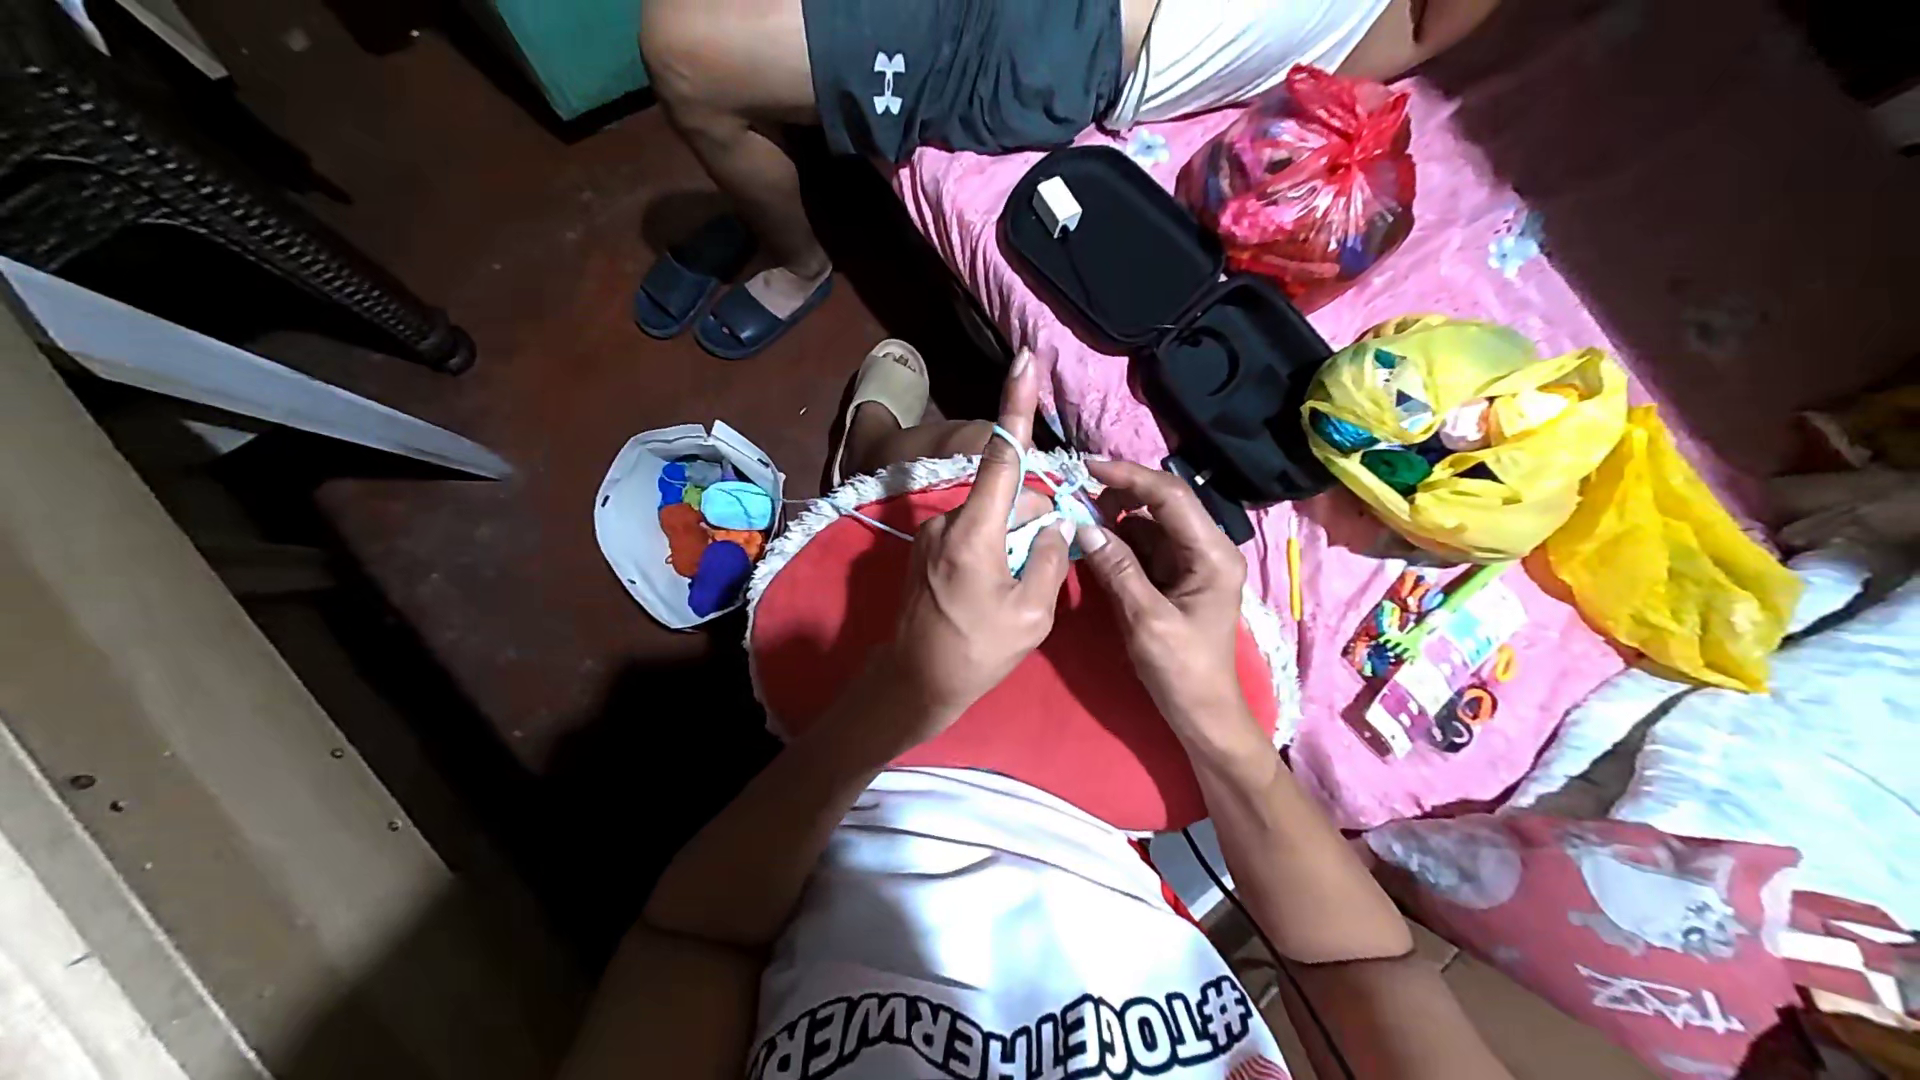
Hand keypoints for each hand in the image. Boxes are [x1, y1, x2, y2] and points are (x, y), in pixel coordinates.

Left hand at [884, 350, 1070, 747]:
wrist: (915, 681)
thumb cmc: (976, 652)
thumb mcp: (1033, 614)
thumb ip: (1052, 559)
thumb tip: (1055, 525)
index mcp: (975, 532)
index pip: (1002, 456)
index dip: (1017, 405)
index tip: (1025, 361)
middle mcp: (949, 521)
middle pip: (1007, 496)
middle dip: (1033, 518)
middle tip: (1041, 569)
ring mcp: (933, 534)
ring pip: (992, 517)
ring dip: (1015, 540)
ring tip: (1016, 589)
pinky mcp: (927, 548)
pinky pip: (974, 533)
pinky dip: (995, 549)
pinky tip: (997, 589)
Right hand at [1076, 461, 1260, 755]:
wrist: (1200, 712)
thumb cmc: (1182, 670)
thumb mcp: (1146, 620)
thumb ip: (1118, 570)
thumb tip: (1085, 527)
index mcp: (1212, 554)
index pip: (1171, 496)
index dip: (1129, 477)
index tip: (1088, 468)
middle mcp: (1204, 549)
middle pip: (1161, 503)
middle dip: (1119, 496)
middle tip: (1076, 500)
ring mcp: (1188, 562)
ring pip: (1147, 522)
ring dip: (1114, 520)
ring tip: (1080, 525)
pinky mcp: (1172, 576)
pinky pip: (1141, 546)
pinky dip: (1117, 542)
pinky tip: (1093, 548)